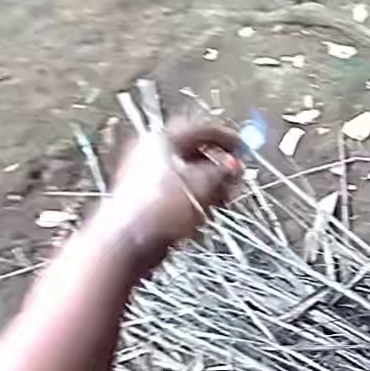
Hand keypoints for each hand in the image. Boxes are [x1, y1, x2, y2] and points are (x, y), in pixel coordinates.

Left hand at [94, 120, 242, 251]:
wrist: (128, 240)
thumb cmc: (164, 207)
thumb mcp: (205, 184)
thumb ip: (224, 171)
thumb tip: (234, 165)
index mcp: (163, 140)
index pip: (200, 129)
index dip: (225, 138)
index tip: (241, 148)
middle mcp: (150, 152)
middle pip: (192, 152)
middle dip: (217, 166)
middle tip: (233, 178)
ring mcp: (145, 175)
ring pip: (185, 174)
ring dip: (207, 185)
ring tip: (220, 201)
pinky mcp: (144, 198)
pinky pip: (175, 191)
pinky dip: (192, 197)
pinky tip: (201, 213)